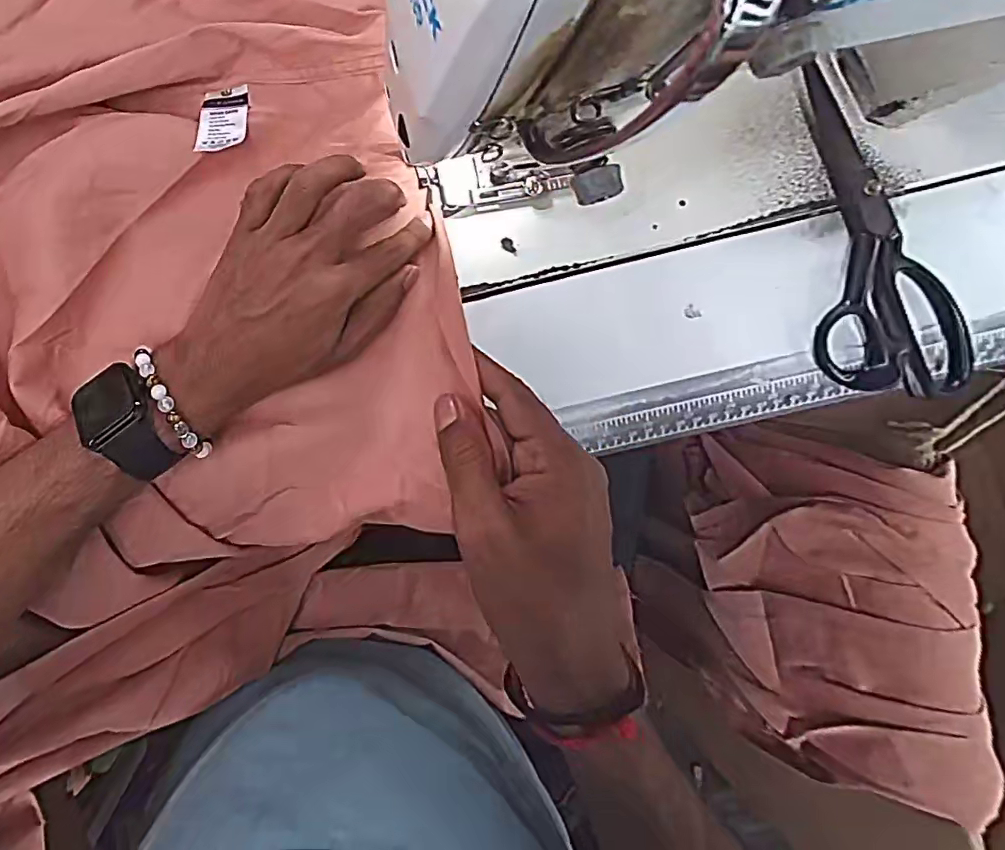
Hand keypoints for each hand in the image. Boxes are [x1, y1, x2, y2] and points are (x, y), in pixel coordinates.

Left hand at [160, 155, 432, 434]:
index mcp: (332, 290)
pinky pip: (264, 189)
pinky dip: (286, 174)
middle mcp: (304, 257)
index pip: (387, 250)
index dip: (412, 234)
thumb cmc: (275, 360)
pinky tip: (302, 177)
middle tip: (393, 196)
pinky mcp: (245, 234)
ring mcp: (271, 240)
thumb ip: (378, 311)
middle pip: (355, 204)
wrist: (219, 361)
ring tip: (353, 170)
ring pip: (309, 183)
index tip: (420, 226)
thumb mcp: (339, 350)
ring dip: (338, 168)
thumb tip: (405, 277)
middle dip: (385, 192)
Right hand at [436, 349, 634, 714]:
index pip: (514, 396)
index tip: (449, 345)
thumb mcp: (483, 524)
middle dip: (474, 401)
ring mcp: (573, 486)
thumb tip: (448, 405)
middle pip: (517, 416)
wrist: (572, 659)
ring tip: (437, 423)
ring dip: (481, 432)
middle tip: (429, 387)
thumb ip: (465, 459)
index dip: (481, 368)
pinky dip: (493, 458)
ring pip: (518, 442)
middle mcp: (575, 465)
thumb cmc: (530, 596)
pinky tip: (463, 464)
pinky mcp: (564, 505)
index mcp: (561, 462)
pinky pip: (523, 465)